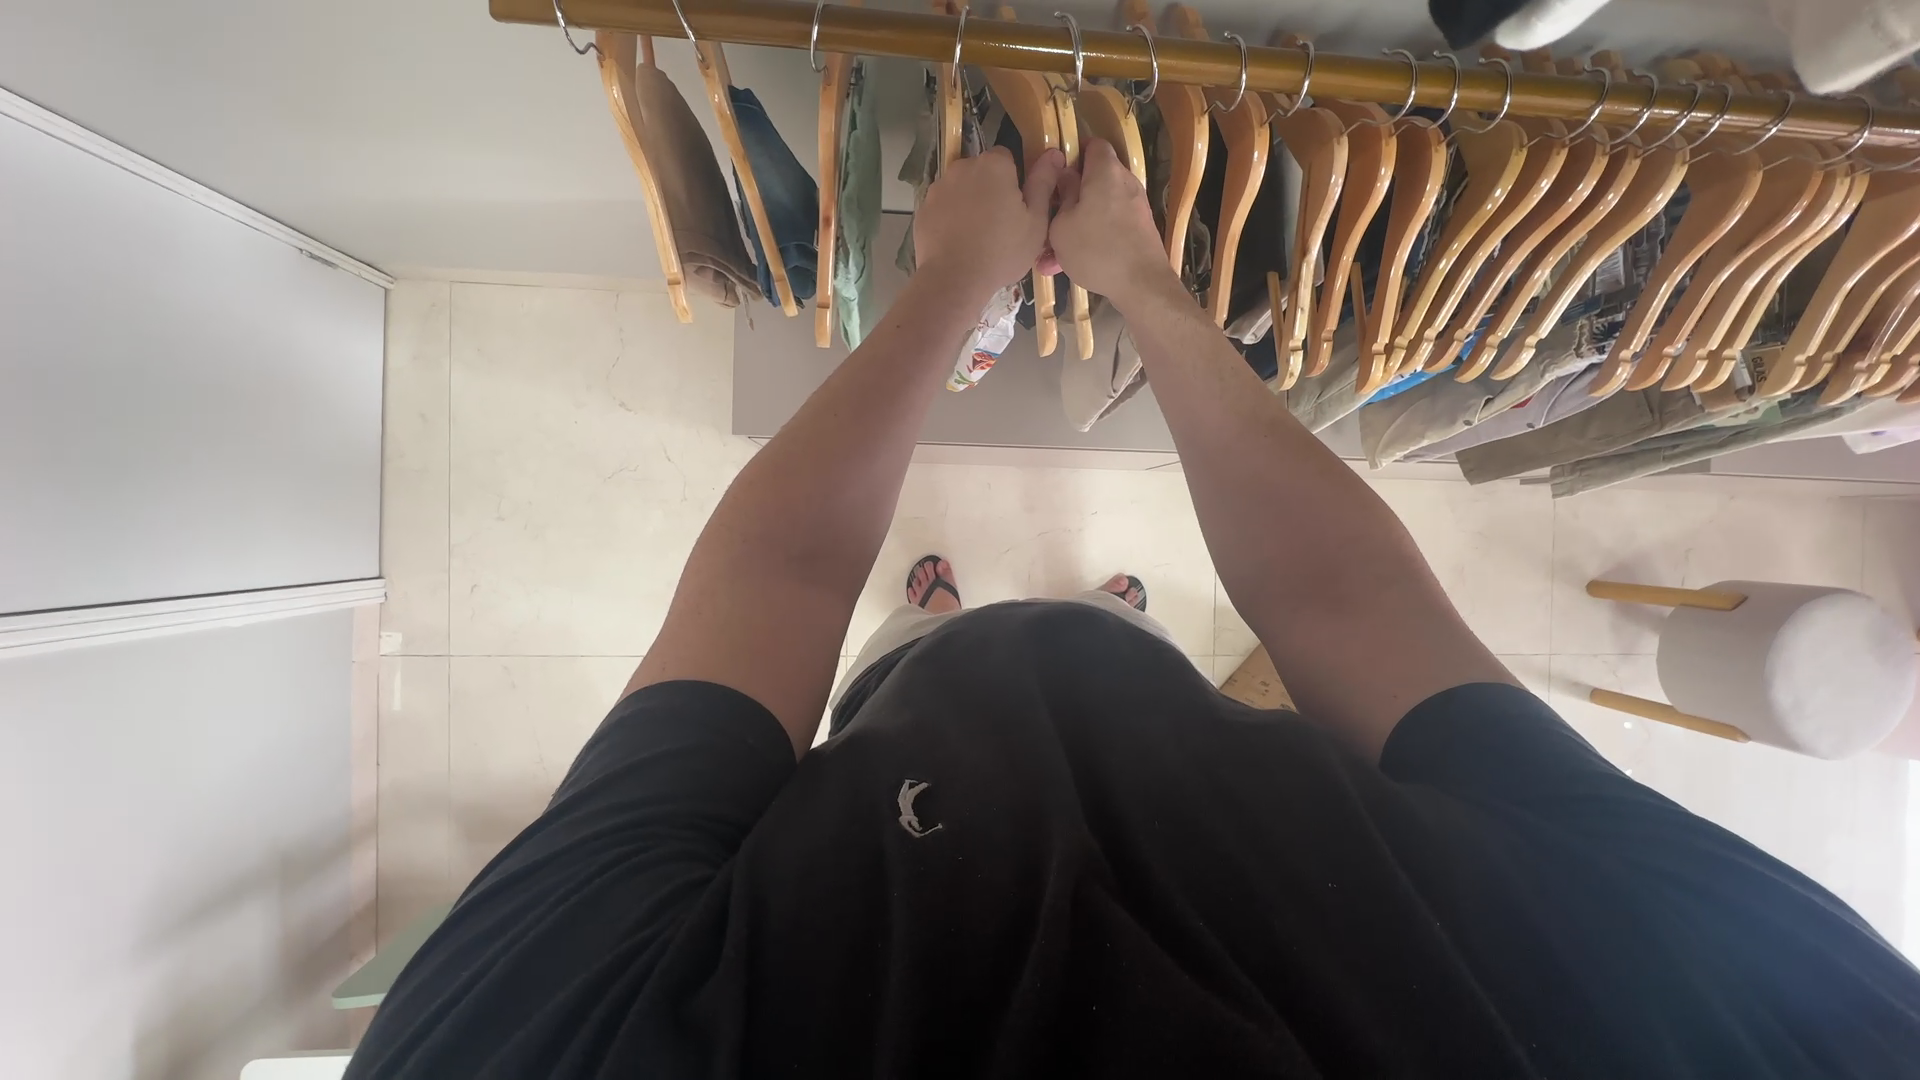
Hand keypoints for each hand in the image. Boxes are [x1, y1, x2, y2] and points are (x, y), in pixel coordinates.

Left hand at [914, 146, 1064, 296]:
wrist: (954, 281)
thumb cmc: (1002, 252)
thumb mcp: (1035, 222)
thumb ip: (1043, 183)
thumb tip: (1053, 153)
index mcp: (994, 165)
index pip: (1007, 158)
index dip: (1013, 182)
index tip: (1016, 208)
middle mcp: (962, 167)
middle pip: (981, 172)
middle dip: (989, 190)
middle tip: (997, 225)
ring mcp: (938, 187)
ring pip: (960, 189)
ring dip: (968, 203)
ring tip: (975, 237)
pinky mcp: (923, 209)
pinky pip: (942, 208)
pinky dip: (949, 218)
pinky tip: (957, 242)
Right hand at [1046, 138, 1177, 304]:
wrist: (1141, 283)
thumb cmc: (1096, 250)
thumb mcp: (1062, 226)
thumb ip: (1063, 196)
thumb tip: (1066, 176)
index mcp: (1105, 172)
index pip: (1092, 145)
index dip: (1073, 154)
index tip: (1056, 174)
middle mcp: (1125, 182)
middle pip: (1096, 179)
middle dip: (1072, 197)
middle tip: (1051, 218)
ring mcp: (1136, 207)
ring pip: (1100, 208)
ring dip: (1079, 225)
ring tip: (1055, 255)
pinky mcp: (1140, 229)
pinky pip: (1111, 226)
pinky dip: (1094, 238)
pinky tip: (1075, 263)